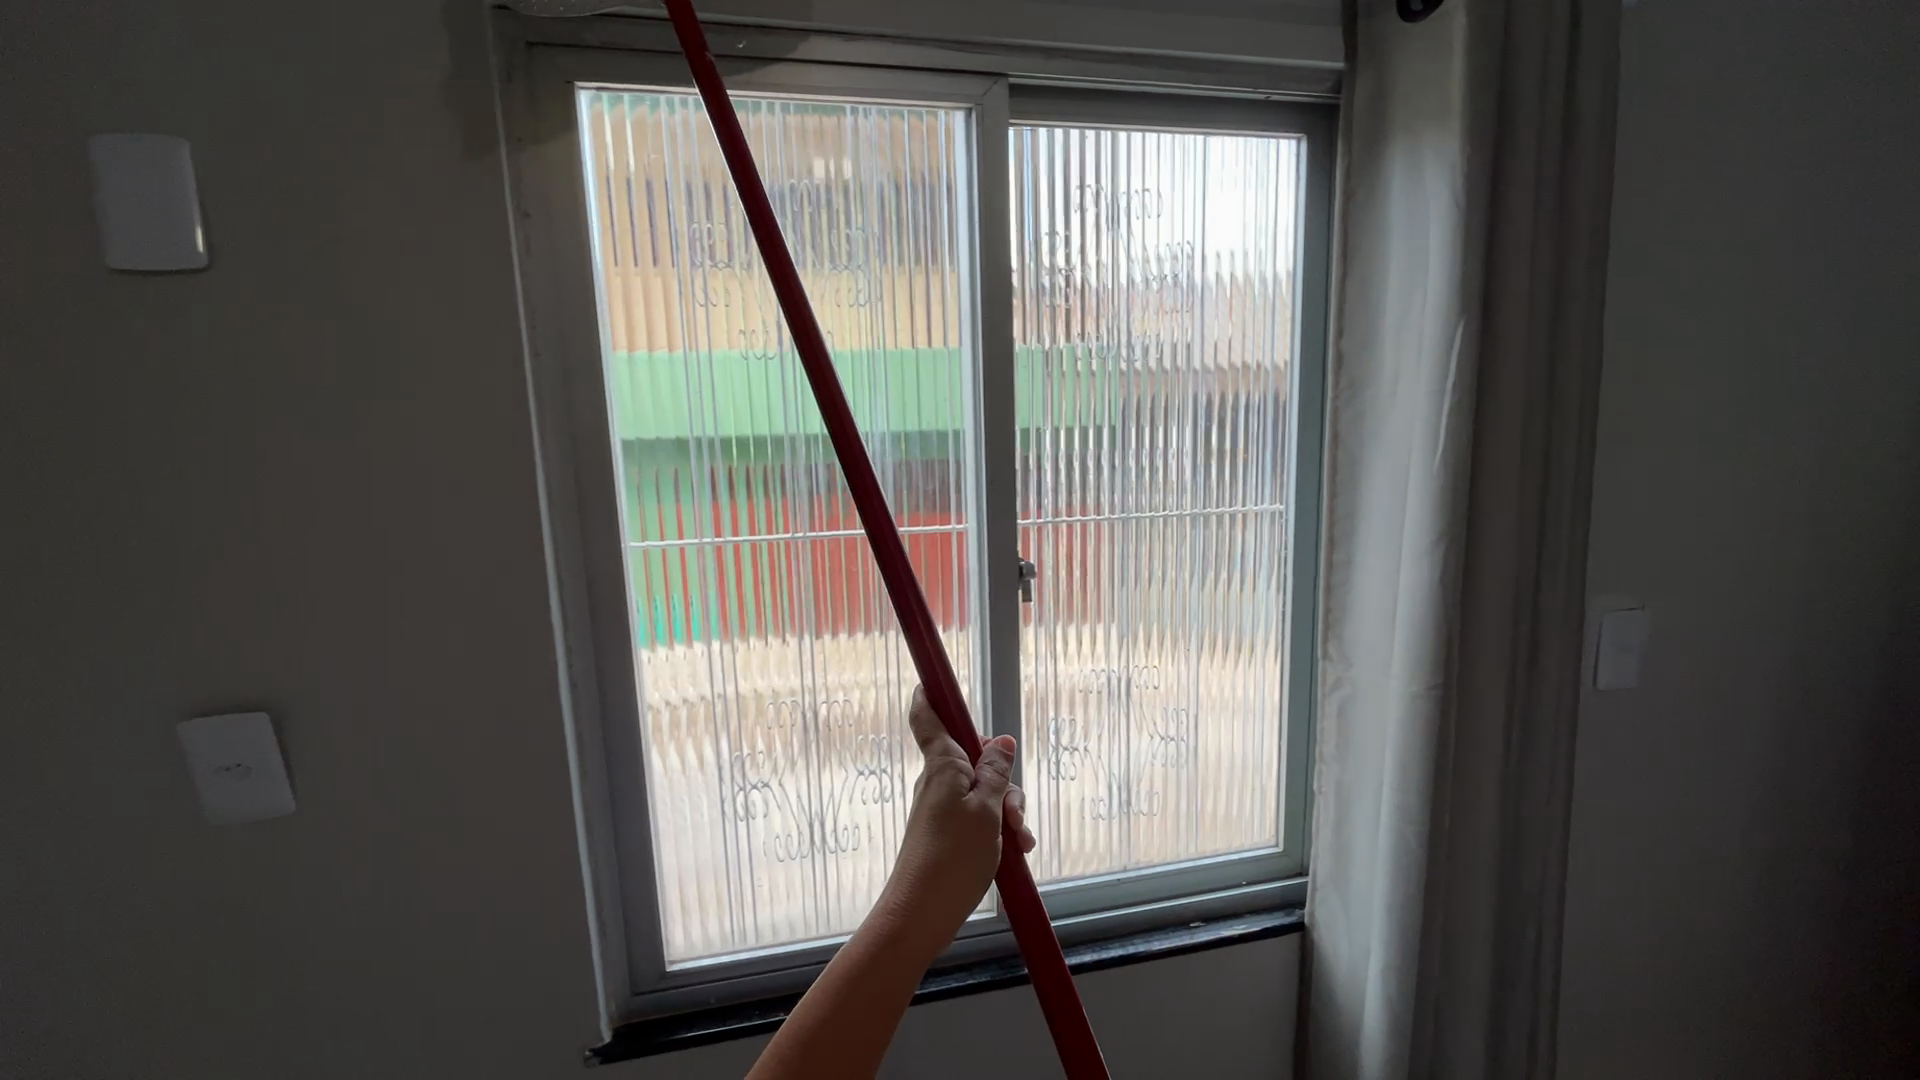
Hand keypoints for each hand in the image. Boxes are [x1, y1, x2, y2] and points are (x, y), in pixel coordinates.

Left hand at [880, 687, 1036, 940]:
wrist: (921, 915)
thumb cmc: (953, 858)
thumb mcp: (987, 810)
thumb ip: (996, 774)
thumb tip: (1001, 740)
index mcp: (942, 766)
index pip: (927, 718)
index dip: (929, 695)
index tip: (931, 679)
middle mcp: (939, 781)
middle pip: (974, 759)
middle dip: (1003, 778)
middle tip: (1014, 811)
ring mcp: (942, 809)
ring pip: (982, 792)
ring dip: (1007, 811)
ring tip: (1019, 840)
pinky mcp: (947, 835)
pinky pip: (979, 819)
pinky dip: (999, 831)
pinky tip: (1016, 852)